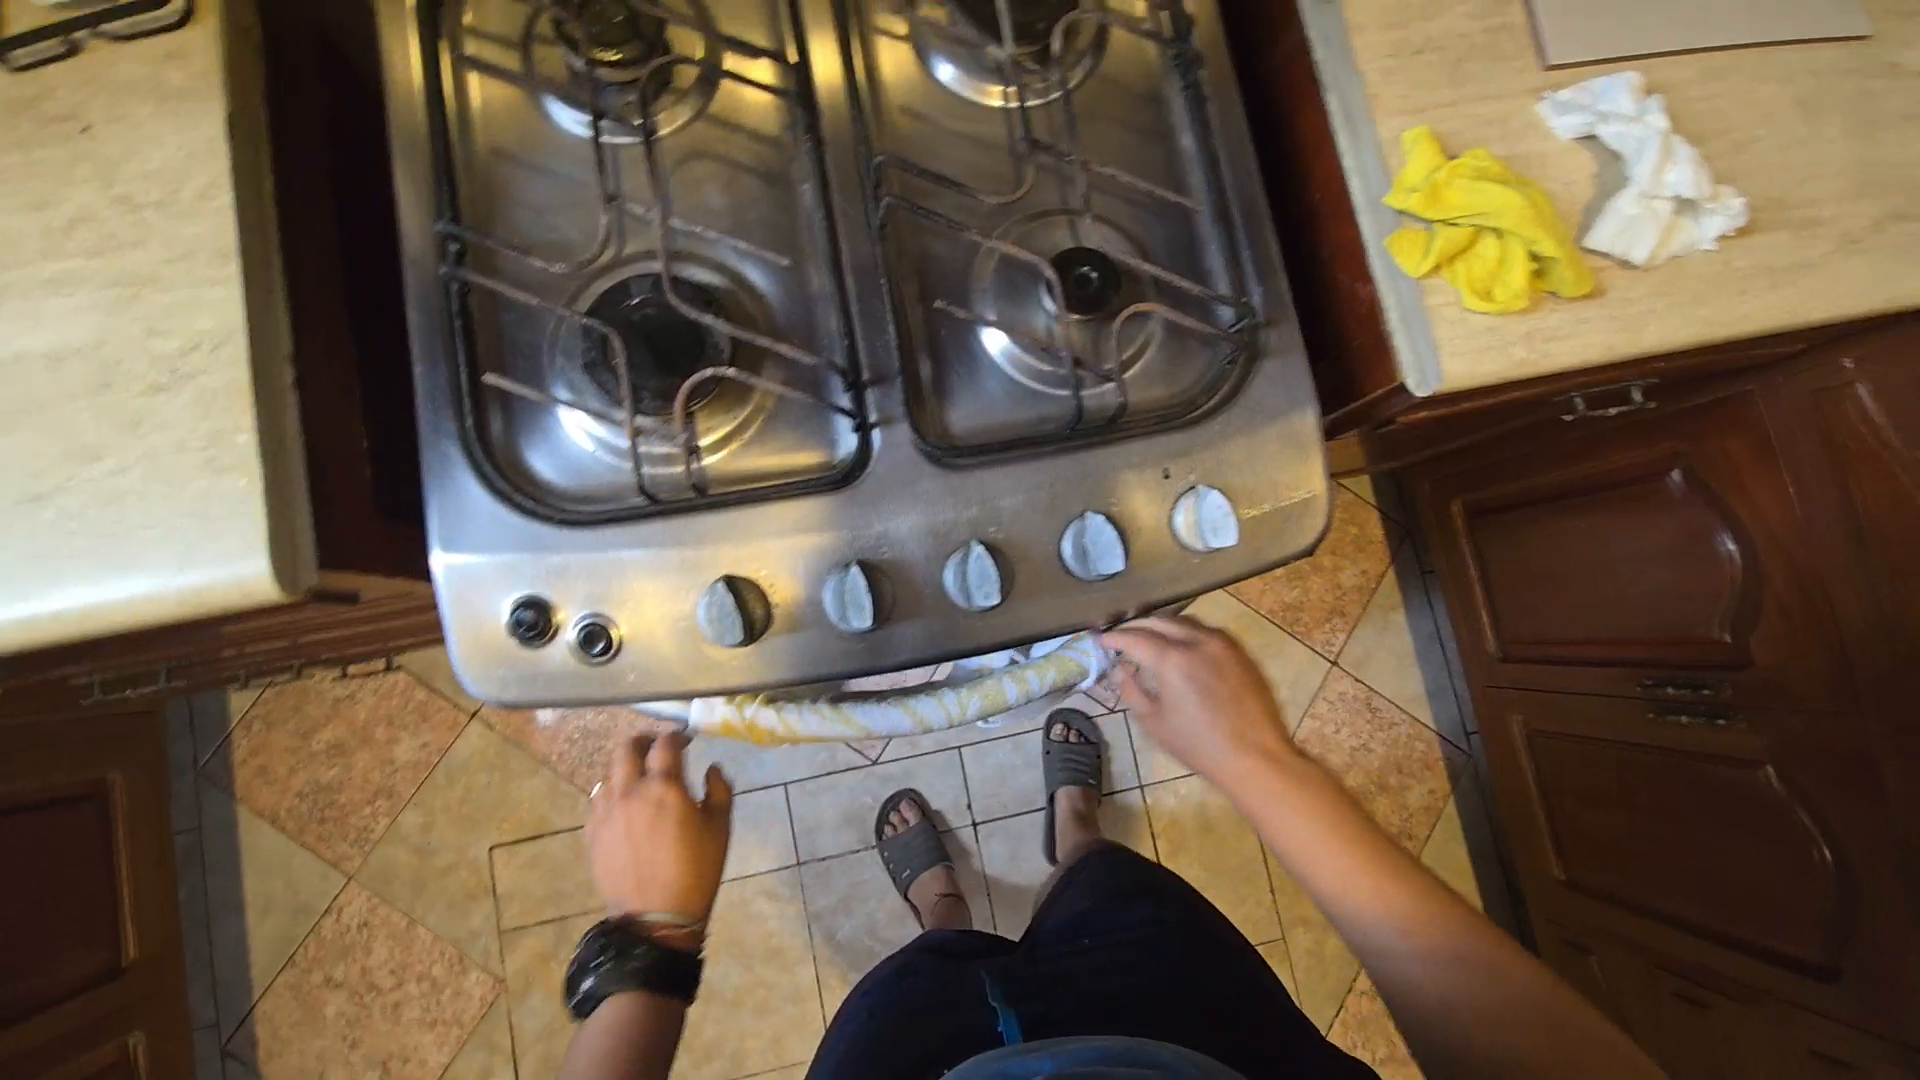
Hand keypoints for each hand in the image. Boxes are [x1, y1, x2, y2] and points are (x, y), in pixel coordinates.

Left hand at [585, 733, 732, 946]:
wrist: (655, 919)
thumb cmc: (696, 871)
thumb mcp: (720, 827)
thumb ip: (719, 789)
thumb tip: (711, 768)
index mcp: (665, 787)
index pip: (666, 743)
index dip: (677, 735)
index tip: (686, 738)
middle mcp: (630, 791)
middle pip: (626, 748)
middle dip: (643, 740)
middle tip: (657, 747)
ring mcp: (605, 812)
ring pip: (608, 774)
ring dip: (626, 769)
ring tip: (640, 779)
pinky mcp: (591, 834)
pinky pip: (598, 801)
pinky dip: (613, 795)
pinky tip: (625, 807)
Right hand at [1098, 615, 1299, 789]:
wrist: (1254, 757)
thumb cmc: (1198, 745)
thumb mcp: (1154, 722)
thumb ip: (1131, 690)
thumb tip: (1118, 670)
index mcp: (1172, 659)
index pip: (1134, 638)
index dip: (1113, 637)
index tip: (1099, 640)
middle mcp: (1196, 641)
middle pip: (1158, 621)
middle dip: (1135, 627)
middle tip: (1120, 636)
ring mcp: (1221, 643)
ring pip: (1183, 622)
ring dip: (1160, 625)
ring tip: (1147, 638)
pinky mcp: (1238, 651)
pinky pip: (1205, 631)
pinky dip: (1184, 632)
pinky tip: (1179, 646)